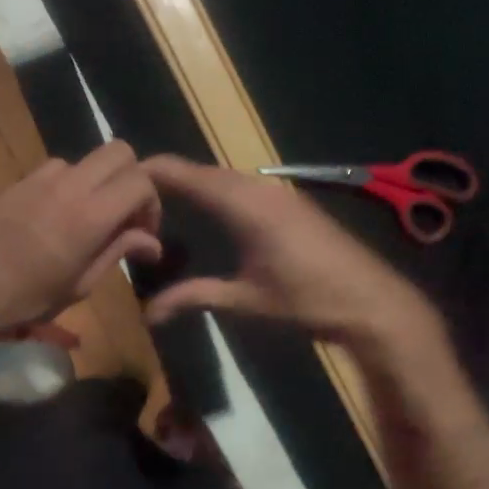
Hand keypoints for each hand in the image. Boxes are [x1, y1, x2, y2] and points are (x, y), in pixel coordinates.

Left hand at [0, 140, 161, 337]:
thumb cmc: (27, 300)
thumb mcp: (80, 284)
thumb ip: (117, 251)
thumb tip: (152, 242)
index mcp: (90, 214)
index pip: (141, 180)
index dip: (151, 203)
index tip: (144, 231)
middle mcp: (69, 185)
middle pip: (119, 152)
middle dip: (132, 178)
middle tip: (125, 215)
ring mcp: (40, 178)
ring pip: (86, 160)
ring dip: (98, 182)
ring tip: (88, 219)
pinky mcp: (18, 182)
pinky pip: (56, 171)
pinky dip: (69, 186)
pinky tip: (56, 219)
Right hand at [142, 156, 440, 344]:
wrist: (370, 301)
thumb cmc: (307, 300)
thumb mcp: (244, 301)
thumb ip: (193, 298)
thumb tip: (146, 315)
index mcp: (244, 205)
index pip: (186, 175)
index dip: (150, 172)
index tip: (117, 180)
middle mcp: (258, 189)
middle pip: (202, 172)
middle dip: (165, 179)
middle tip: (130, 198)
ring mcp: (277, 194)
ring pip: (222, 178)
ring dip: (191, 185)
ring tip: (158, 204)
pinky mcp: (288, 204)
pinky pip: (240, 187)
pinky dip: (213, 193)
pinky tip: (203, 214)